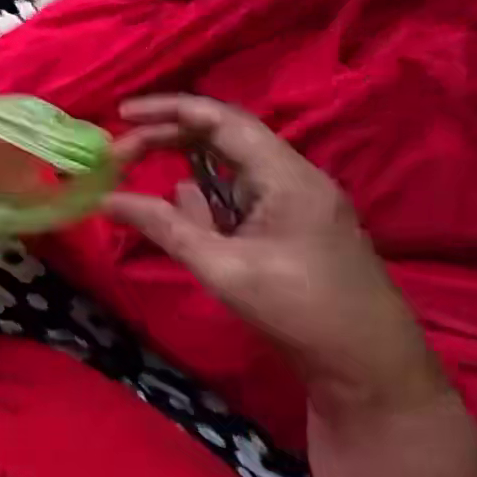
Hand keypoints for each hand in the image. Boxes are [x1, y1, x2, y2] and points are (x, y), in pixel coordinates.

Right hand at [101, 95, 446, 415]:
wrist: (370, 368)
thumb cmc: (300, 311)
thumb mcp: (222, 268)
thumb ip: (164, 226)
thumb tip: (107, 199)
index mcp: (285, 176)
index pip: (221, 119)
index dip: (168, 109)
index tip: (121, 114)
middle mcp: (292, 176)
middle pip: (220, 136)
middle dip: (167, 141)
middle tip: (119, 157)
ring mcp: (294, 200)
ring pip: (226, 169)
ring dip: (187, 181)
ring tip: (162, 217)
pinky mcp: (290, 224)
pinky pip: (237, 196)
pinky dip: (206, 205)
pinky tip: (196, 235)